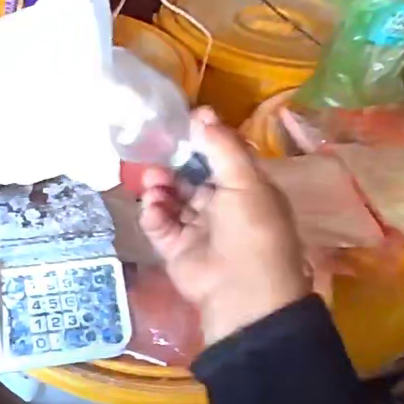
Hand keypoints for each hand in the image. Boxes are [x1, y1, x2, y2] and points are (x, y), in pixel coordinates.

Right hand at [139, 108, 312, 344]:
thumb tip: (200, 114)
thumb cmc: (252, 230)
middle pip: (188, 179)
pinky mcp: (173, 248)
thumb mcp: (244, 182)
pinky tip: (152, 208)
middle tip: (154, 158)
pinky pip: (158, 225)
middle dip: (171, 167)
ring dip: (159, 188)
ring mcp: (195, 228)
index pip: (217, 159)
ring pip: (170, 200)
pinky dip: (152, 214)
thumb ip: (221, 148)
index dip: (197, 143)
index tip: (176, 127)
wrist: (240, 289)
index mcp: (245, 189)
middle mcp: (219, 206)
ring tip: (151, 184)